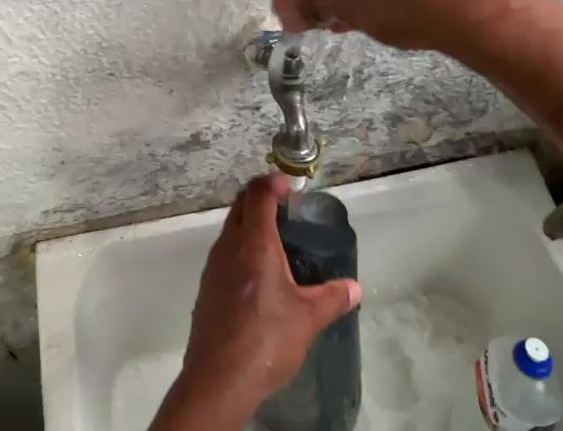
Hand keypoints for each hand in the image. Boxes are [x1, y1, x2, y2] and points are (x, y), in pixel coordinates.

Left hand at [154, 175, 361, 428]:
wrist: (218, 379)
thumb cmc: (266, 340)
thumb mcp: (308, 319)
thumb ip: (332, 298)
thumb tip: (355, 288)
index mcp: (254, 243)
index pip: (258, 194)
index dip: (273, 183)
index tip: (289, 186)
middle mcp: (229, 246)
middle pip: (240, 205)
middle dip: (260, 198)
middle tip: (286, 207)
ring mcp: (213, 266)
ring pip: (230, 228)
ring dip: (249, 223)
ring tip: (277, 239)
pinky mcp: (207, 287)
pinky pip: (225, 252)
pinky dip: (241, 247)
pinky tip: (259, 273)